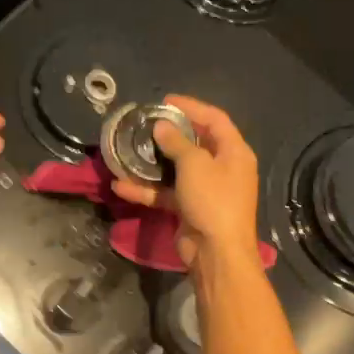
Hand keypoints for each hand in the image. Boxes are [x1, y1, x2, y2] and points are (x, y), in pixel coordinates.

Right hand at [110, 94, 259, 267]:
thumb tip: (161, 126)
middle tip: (144, 124)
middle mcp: (222, 167)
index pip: (215, 119)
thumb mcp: (195, 165)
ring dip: (151, 163)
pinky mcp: (189, 208)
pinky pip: (166, 193)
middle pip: (194, 143)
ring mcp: (205, 189)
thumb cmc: (213, 200)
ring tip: (127, 151)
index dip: (191, 107)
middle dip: (167, 134)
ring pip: (176, 169)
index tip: (164, 101)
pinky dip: (146, 189)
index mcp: (233, 152)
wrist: (217, 252)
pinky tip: (120, 185)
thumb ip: (177, 142)